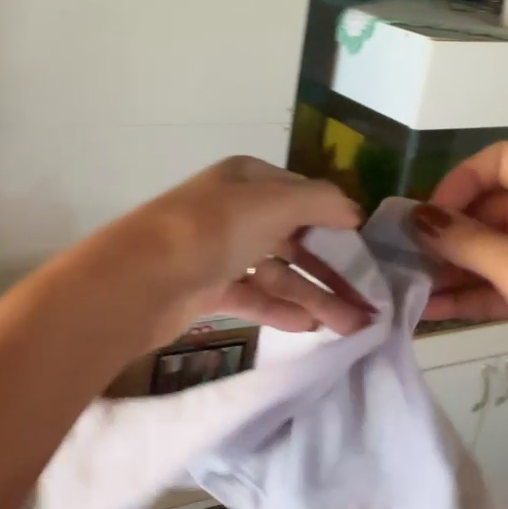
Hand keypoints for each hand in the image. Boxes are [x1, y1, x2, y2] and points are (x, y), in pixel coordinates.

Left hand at [84, 157, 372, 346]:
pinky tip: (310, 328)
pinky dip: (281, 311)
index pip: (302, 196)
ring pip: (276, 273)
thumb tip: (354, 211)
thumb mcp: (272, 203)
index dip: (336, 220)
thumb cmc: (210, 231)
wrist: (138, 282)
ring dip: (314, 297)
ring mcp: (218, 252)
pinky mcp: (206, 290)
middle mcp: (233, 212)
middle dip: (331, 270)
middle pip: (293, 239)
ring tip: (351, 326)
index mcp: (246, 180)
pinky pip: (253, 298)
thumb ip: (320, 202)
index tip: (369, 250)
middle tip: (368, 302)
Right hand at [411, 142, 507, 418]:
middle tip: (406, 259)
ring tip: (408, 289)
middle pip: (488, 206)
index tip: (432, 217)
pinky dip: (469, 293)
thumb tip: (417, 217)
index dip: (461, 180)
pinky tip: (429, 311)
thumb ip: (467, 242)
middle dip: (447, 230)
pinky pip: (498, 283)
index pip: (500, 160)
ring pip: (489, 249)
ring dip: (451, 267)